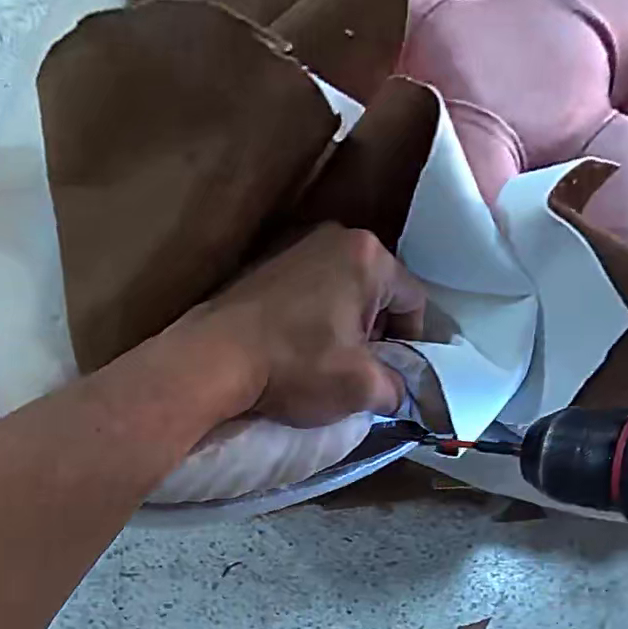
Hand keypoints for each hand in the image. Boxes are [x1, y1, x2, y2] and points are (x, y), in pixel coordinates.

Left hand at [174, 223, 426, 427]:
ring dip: (344, 327)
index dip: (413, 343)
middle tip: (361, 371)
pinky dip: (313, 319)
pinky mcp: (264, 264)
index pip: (415, 300)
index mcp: (369, 256)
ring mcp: (294, 246)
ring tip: (326, 363)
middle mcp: (335, 236)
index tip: (396, 374)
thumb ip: (397, 388)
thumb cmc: (295, 366)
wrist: (212, 359)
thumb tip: (398, 391)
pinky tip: (297, 349)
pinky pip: (309, 291)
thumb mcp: (360, 388)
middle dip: (377, 333)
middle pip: (378, 292)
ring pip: (342, 291)